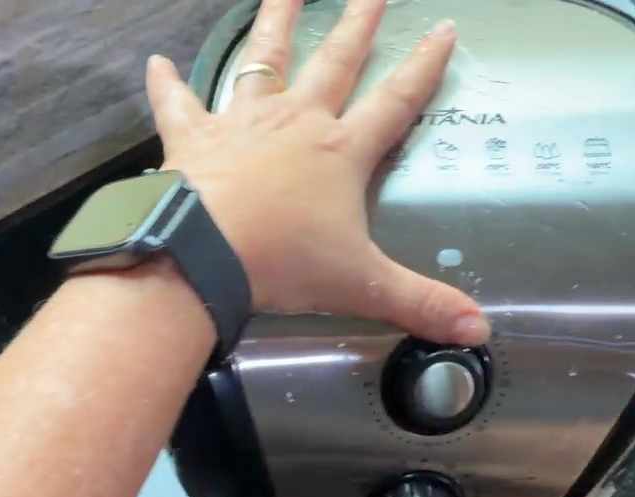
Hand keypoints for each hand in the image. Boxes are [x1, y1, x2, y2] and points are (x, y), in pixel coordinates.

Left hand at [144, 0, 488, 345]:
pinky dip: (168, 85)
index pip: (394, 102)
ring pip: (263, 61)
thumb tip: (476, 329)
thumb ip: (419, 304)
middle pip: (334, 63)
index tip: (443, 30)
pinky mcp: (193, 141)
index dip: (423, 67)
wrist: (206, 254)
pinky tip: (158, 63)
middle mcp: (294, 124)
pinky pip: (179, 104)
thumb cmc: (281, 262)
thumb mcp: (360, 285)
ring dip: (276, 22)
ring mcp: (241, 126)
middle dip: (358, 24)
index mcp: (339, 153)